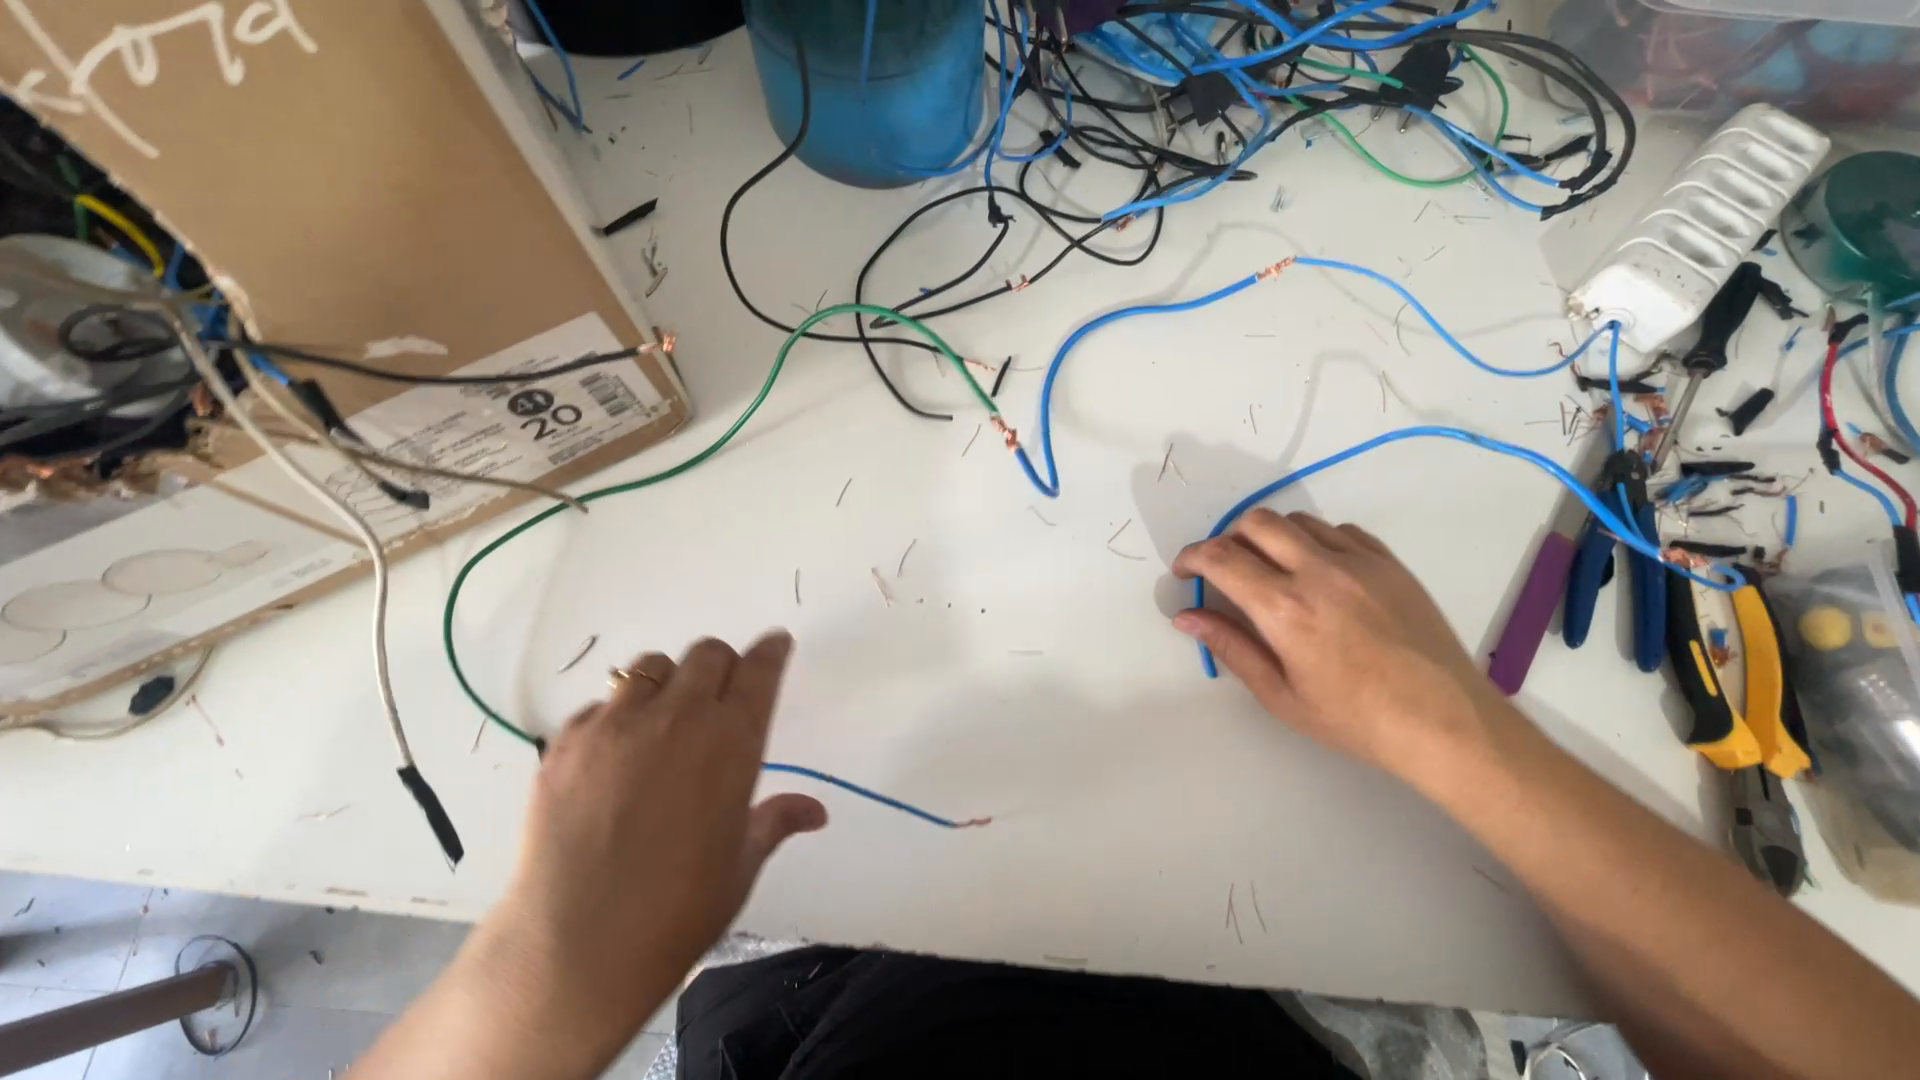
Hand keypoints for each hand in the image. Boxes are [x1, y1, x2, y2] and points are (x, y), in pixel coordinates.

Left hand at [478, 633, 826, 1052]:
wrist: (579, 945)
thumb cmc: (679, 910)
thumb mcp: (740, 866)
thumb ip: (775, 821)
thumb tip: (815, 811)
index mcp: (731, 742)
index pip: (759, 671)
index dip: (771, 651)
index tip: (776, 644)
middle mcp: (677, 718)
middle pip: (706, 655)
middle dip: (721, 665)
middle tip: (720, 695)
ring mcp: (616, 726)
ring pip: (649, 668)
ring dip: (667, 683)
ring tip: (663, 720)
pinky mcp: (566, 744)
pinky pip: (599, 706)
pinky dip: (616, 717)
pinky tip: (614, 757)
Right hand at [1170, 510, 1524, 784]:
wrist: (1444, 720)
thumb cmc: (1355, 719)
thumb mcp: (1280, 695)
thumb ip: (1230, 647)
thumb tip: (1186, 616)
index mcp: (1285, 609)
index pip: (1222, 558)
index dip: (1192, 557)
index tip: (1185, 571)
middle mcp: (1319, 572)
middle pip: (1256, 523)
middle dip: (1227, 538)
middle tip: (1224, 569)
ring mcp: (1359, 562)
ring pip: (1297, 520)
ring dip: (1270, 536)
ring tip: (1269, 569)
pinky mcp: (1389, 563)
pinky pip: (1339, 531)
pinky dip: (1314, 540)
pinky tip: (1316, 571)